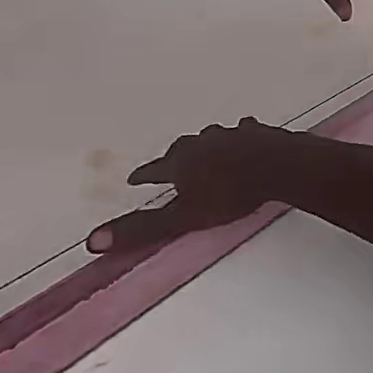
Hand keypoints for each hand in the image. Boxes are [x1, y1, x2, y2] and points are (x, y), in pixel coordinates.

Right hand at [86, 119, 350, 253]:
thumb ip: (143, 229)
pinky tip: (246, 136)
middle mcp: (204, 142)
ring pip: (214, 138)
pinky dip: (242, 137)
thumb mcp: (184, 217)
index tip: (136, 178)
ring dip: (208, 145)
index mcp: (182, 161)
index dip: (145, 175)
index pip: (155, 169)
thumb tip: (93, 241)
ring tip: (206, 151)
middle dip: (176, 157)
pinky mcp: (260, 132)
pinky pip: (246, 132)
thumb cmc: (232, 193)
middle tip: (172, 164)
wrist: (280, 166)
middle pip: (183, 149)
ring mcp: (234, 134)